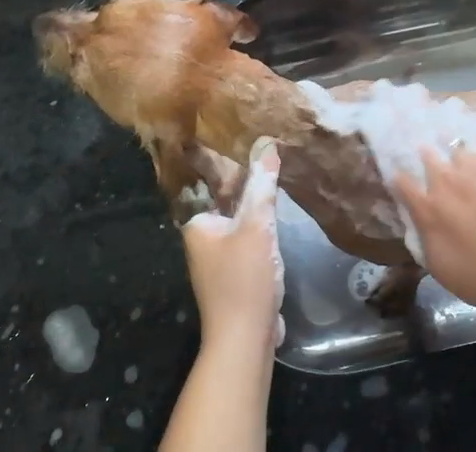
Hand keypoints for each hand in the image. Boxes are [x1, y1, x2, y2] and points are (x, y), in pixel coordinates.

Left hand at [179, 137, 284, 348]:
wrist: (245, 340)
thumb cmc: (244, 279)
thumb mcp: (256, 226)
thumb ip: (262, 186)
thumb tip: (268, 145)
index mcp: (198, 224)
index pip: (212, 180)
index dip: (229, 157)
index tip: (246, 134)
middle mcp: (202, 238)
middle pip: (227, 199)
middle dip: (246, 180)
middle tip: (268, 148)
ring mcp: (218, 259)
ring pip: (239, 220)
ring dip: (256, 203)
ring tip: (275, 171)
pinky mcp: (235, 275)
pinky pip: (248, 239)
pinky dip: (261, 227)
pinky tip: (277, 215)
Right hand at [392, 133, 475, 322]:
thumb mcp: (442, 269)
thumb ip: (424, 236)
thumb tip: (416, 215)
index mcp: (431, 208)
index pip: (403, 182)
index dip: (402, 180)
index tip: (404, 181)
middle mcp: (450, 180)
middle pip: (427, 156)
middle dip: (426, 160)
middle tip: (433, 167)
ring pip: (457, 148)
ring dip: (454, 154)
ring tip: (461, 159)